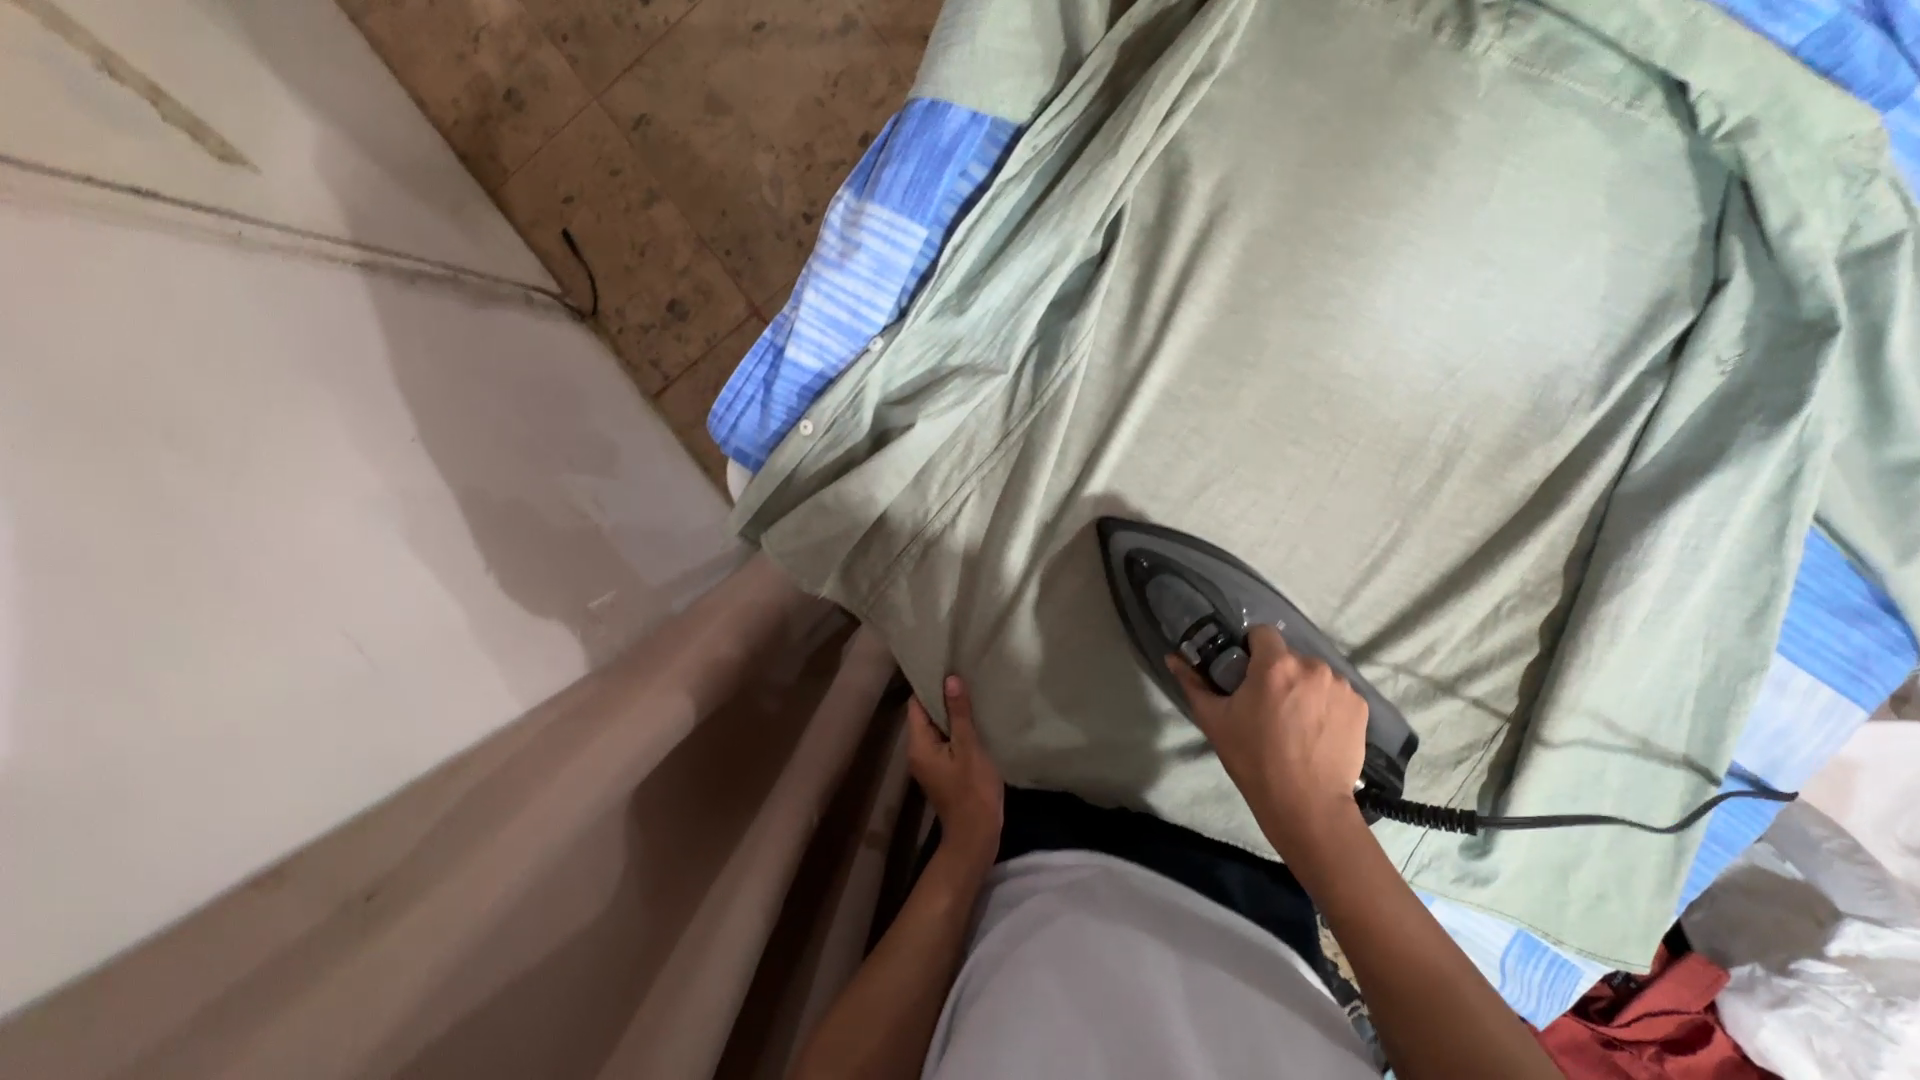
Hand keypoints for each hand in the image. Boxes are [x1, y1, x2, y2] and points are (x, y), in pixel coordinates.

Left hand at [908, 675, 1003, 867]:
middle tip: (962, 673)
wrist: (977, 834)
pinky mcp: (942, 770)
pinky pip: (945, 741)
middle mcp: (917, 751)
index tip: (947, 666)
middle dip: (942, 696)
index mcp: (918, 744)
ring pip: (937, 728)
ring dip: (951, 713)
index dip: (930, 685)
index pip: (916, 704)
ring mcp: (929, 763)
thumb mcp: (969, 747)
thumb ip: (959, 714)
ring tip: (970, 690)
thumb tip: (950, 679)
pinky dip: (956, 729)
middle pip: (925, 715)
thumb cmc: (972, 789)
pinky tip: (974, 718)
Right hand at [1165, 624, 1368, 856]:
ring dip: (1303, 689)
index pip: (1262, 633)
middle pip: (1289, 657)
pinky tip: (1316, 731)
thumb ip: (1193, 684)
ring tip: (1295, 722)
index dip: (1251, 649)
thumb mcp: (1214, 721)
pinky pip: (1336, 694)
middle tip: (1266, 706)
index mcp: (1275, 665)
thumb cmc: (1253, 760)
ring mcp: (1341, 686)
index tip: (1245, 674)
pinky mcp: (1360, 707)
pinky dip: (1325, 705)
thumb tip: (1172, 658)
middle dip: (1277, 674)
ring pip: (1314, 675)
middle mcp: (1312, 666)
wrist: (1306, 804)